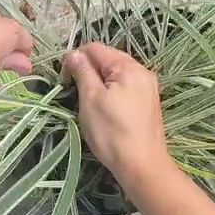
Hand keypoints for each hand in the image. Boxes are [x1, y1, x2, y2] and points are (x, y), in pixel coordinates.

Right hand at [64, 43, 169, 178]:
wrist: (142, 166)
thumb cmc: (112, 132)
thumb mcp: (91, 99)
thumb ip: (83, 72)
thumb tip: (73, 54)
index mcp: (128, 67)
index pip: (96, 48)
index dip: (76, 58)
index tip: (65, 77)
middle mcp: (142, 71)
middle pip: (109, 58)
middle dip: (89, 68)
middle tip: (75, 89)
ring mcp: (149, 86)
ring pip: (117, 72)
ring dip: (100, 79)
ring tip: (89, 99)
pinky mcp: (149, 101)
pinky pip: (127, 85)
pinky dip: (113, 89)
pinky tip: (106, 105)